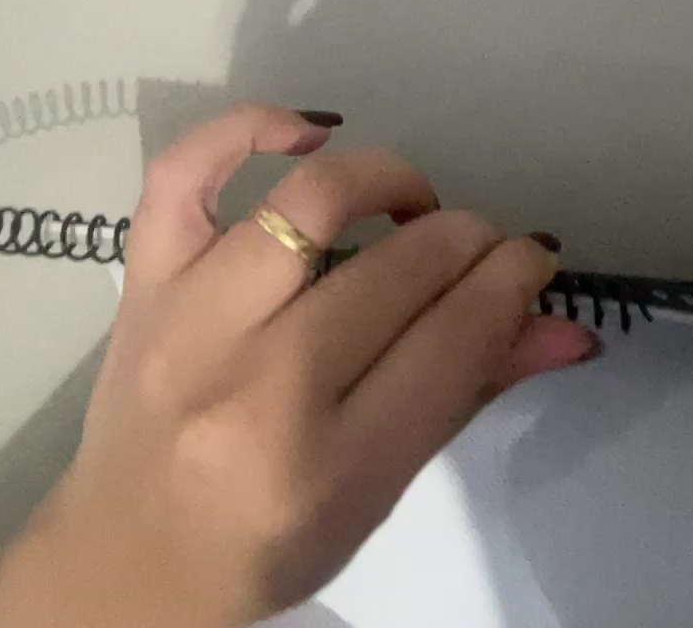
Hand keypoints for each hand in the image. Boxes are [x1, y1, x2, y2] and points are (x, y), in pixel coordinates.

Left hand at [0, 104, 598, 627]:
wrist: (125, 565)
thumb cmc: (267, 543)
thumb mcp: (382, 491)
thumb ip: (473, 392)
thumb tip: (567, 326)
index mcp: (326, 464)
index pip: (453, 338)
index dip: (513, 280)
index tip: (533, 255)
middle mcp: (256, 385)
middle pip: (398, 269)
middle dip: (469, 238)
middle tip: (482, 243)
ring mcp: (186, 321)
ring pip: (312, 203)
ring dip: (388, 179)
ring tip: (411, 200)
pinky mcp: (141, 282)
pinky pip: (183, 172)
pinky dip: (249, 127)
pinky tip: (308, 133)